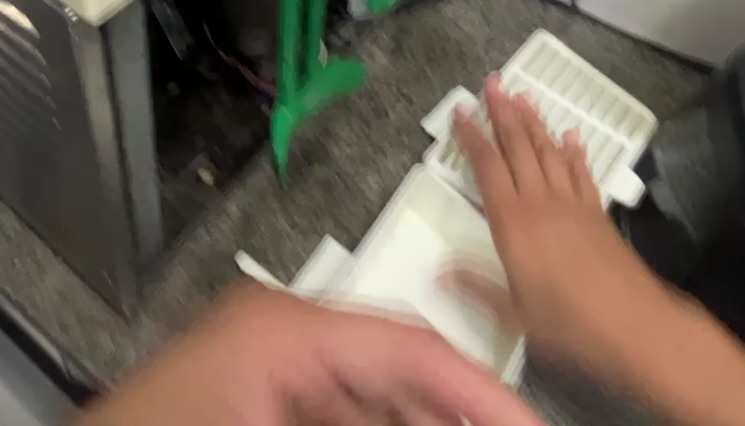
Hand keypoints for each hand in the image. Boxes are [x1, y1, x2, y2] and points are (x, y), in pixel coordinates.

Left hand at [80, 282, 545, 425]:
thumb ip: (379, 421)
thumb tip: (453, 415)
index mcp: (287, 328)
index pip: (408, 346)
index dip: (482, 390)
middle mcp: (283, 333)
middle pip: (396, 373)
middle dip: (452, 410)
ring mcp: (270, 368)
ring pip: (370, 400)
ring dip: (417, 421)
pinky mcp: (262, 398)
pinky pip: (338, 412)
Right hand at [453, 77, 744, 425]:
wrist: (635, 326)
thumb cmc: (568, 321)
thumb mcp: (514, 312)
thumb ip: (477, 286)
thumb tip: (440, 271)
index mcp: (512, 221)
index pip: (486, 166)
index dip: (471, 136)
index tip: (460, 110)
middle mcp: (540, 201)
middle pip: (518, 146)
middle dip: (503, 112)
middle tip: (493, 82)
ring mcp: (571, 203)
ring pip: (548, 151)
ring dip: (534, 121)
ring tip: (524, 95)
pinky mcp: (596, 212)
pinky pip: (581, 173)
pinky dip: (573, 152)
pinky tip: (570, 135)